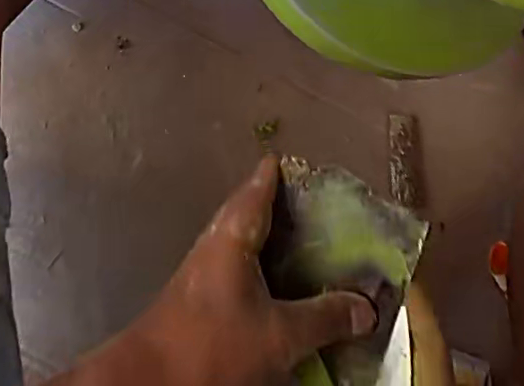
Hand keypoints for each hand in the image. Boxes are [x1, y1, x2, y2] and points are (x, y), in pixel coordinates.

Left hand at [49, 156, 378, 385]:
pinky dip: (260, 259)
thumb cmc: (215, 340)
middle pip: (247, 209)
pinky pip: (238, 261)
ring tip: (301, 235)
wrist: (157, 372)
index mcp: (232, 235)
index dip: (273, 175)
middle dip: (275, 202)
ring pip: (242, 236)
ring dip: (267, 232)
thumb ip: (322, 318)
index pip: (256, 191)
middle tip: (308, 198)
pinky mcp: (203, 290)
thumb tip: (366, 305)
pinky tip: (277, 278)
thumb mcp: (279, 334)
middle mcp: (216, 241)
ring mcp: (206, 265)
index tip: (291, 159)